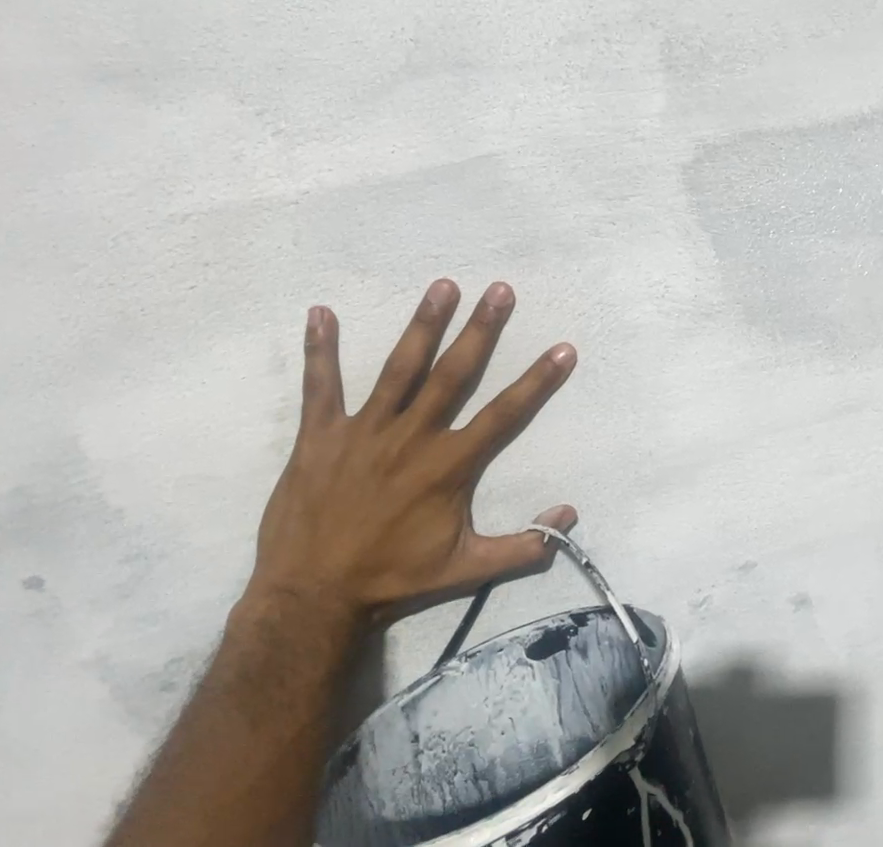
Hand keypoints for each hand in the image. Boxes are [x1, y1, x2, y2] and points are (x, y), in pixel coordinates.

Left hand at [246, 279, 578, 623]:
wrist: (313, 597)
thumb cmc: (395, 580)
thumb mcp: (468, 568)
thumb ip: (524, 545)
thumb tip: (569, 516)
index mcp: (450, 466)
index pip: (505, 413)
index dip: (537, 380)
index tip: (562, 349)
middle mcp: (412, 438)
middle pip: (454, 373)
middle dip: (481, 330)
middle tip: (500, 291)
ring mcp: (364, 432)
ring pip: (399, 368)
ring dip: (423, 325)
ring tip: (442, 285)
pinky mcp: (320, 437)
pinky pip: (321, 387)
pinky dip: (320, 350)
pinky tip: (320, 312)